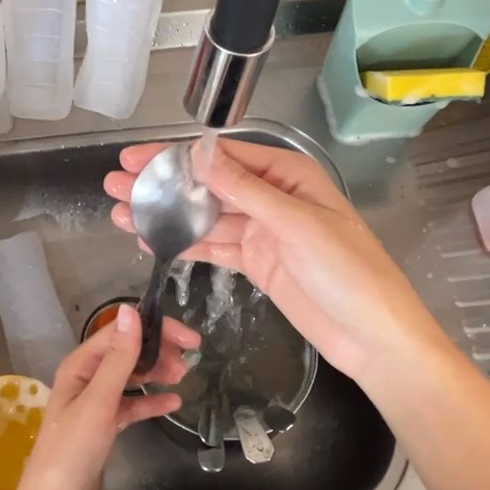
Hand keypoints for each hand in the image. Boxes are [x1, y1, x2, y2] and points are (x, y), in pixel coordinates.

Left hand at [12, 304, 197, 489]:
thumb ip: (117, 358)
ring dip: (155, 374)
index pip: (118, 333)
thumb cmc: (72, 453)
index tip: (188, 336)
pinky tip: (172, 404)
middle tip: (189, 361)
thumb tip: (131, 311)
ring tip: (183, 376)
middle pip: (125, 353)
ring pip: (129, 379)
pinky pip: (130, 407)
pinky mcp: (102, 430)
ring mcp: (93, 406)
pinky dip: (150, 403)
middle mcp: (85, 381)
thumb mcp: (99, 402)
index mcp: (79, 367)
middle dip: (156, 351)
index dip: (153, 329)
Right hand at [104, 139, 441, 385]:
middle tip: (116, 184)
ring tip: (120, 212)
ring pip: (204, 218)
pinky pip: (213, 248)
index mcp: (287, 175)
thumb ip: (244, 189)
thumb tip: (200, 151)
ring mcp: (262, 232)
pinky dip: (183, 245)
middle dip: (162, 185)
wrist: (374, 337)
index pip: (222, 157)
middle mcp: (272, 198)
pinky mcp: (256, 264)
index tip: (136, 158)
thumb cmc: (347, 271)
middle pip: (207, 186)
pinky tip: (150, 241)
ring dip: (165, 216)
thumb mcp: (296, 223)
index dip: (176, 157)